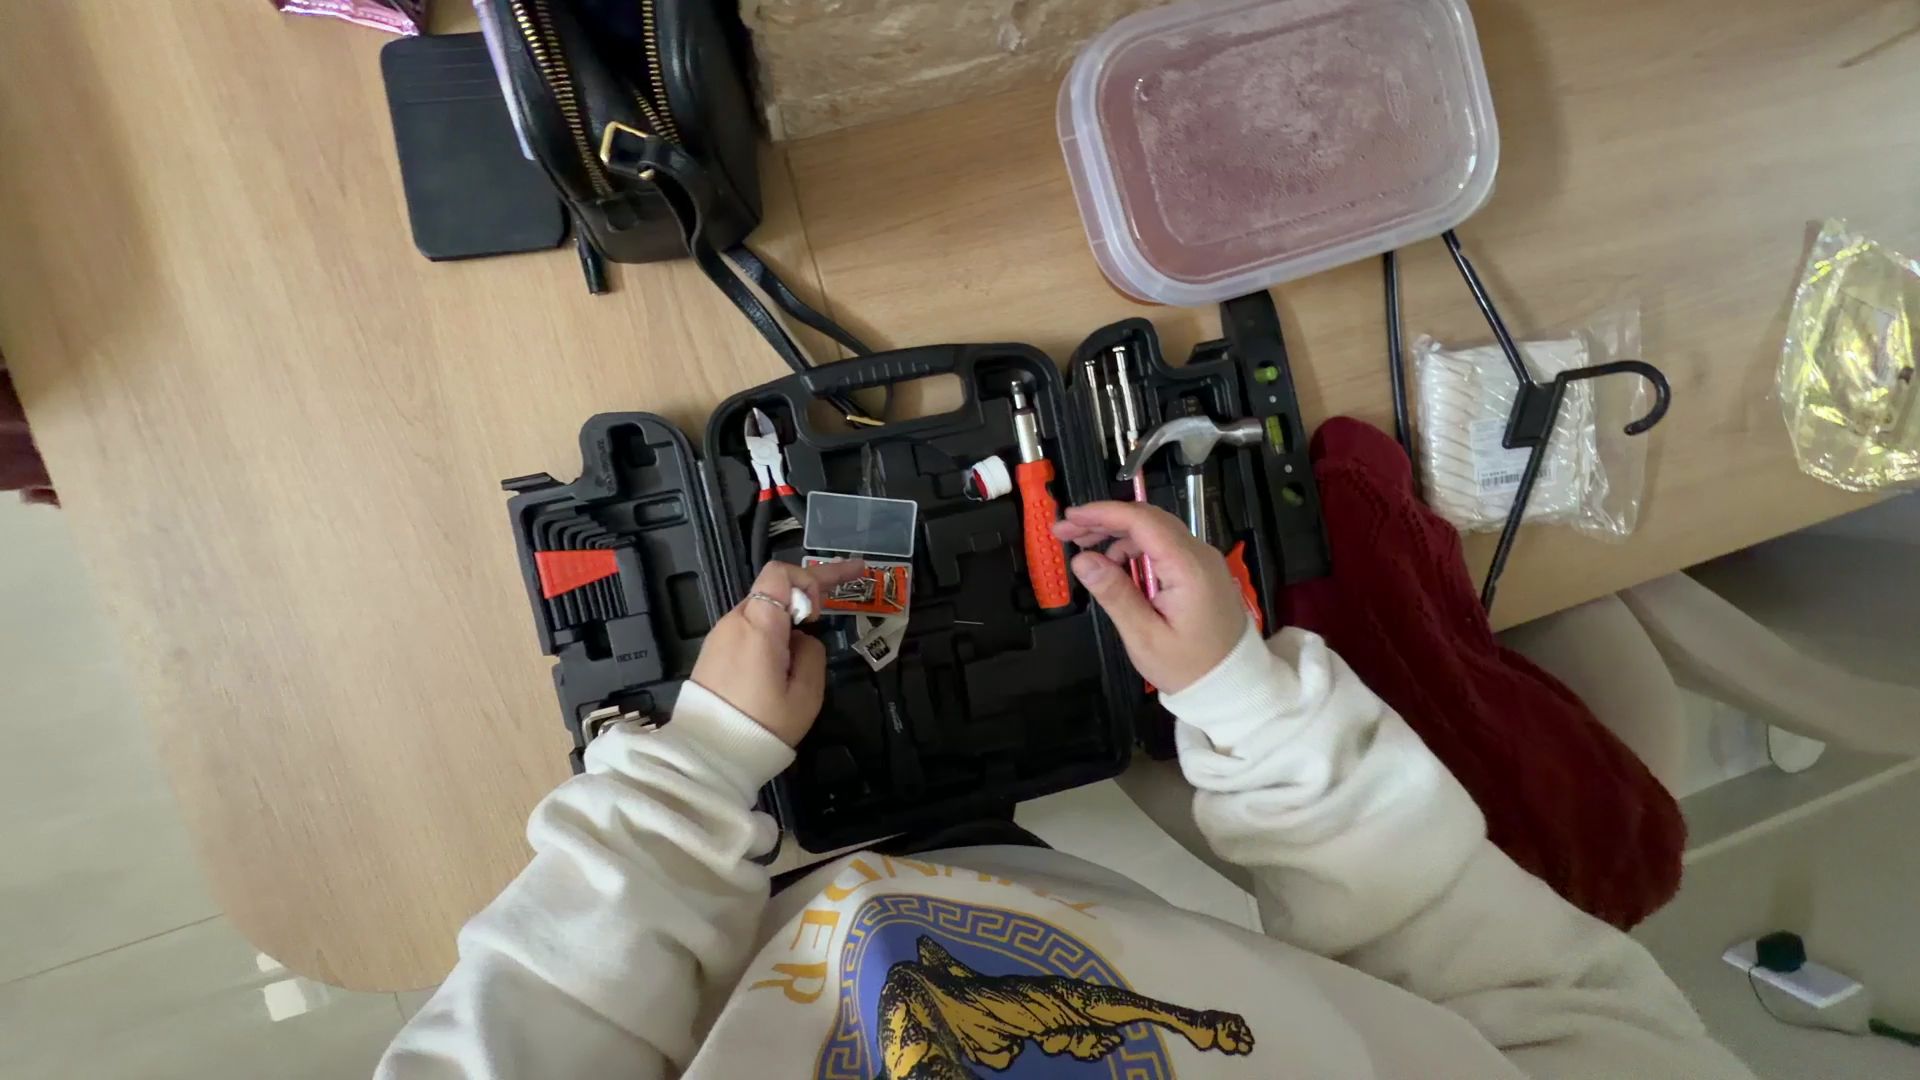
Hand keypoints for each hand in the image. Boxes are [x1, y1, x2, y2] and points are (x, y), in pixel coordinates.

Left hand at [690, 558, 864, 746]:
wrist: (708, 755)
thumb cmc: (763, 724)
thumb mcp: (805, 694)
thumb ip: (813, 654)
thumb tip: (803, 640)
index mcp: (759, 625)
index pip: (781, 573)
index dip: (812, 577)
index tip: (829, 603)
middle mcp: (735, 621)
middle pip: (774, 588)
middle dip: (807, 593)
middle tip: (840, 596)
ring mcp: (720, 636)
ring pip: (761, 609)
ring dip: (788, 615)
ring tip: (808, 644)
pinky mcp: (713, 652)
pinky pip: (748, 628)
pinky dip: (770, 630)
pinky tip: (783, 658)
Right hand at [1051, 502, 1248, 692]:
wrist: (1232, 685)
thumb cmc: (1187, 667)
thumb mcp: (1144, 637)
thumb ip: (1115, 594)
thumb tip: (1082, 559)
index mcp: (1188, 568)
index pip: (1142, 522)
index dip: (1103, 513)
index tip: (1070, 518)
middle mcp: (1199, 554)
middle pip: (1147, 519)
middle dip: (1104, 520)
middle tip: (1067, 531)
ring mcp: (1202, 560)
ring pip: (1154, 530)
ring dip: (1117, 534)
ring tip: (1085, 550)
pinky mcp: (1200, 570)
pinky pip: (1163, 546)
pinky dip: (1134, 548)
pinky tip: (1115, 567)